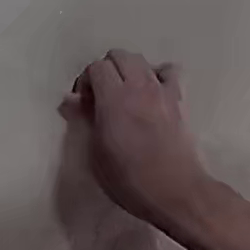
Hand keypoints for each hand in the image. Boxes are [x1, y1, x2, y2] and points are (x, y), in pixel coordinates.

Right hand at [60, 49, 225, 227]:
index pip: (96, 67)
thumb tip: (69, 100)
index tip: (85, 103)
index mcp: (113, 99)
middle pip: (118, 55)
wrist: (177, 194)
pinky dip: (159, 75)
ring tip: (126, 93)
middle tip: (102, 95)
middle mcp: (138, 87)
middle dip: (106, 70)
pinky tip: (154, 93)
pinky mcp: (180, 101)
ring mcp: (162, 91)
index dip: (86, 81)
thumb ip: (83, 119)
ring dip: (130, 70)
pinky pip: (170, 72)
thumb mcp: (95, 153)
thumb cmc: (129, 179)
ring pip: (142, 60)